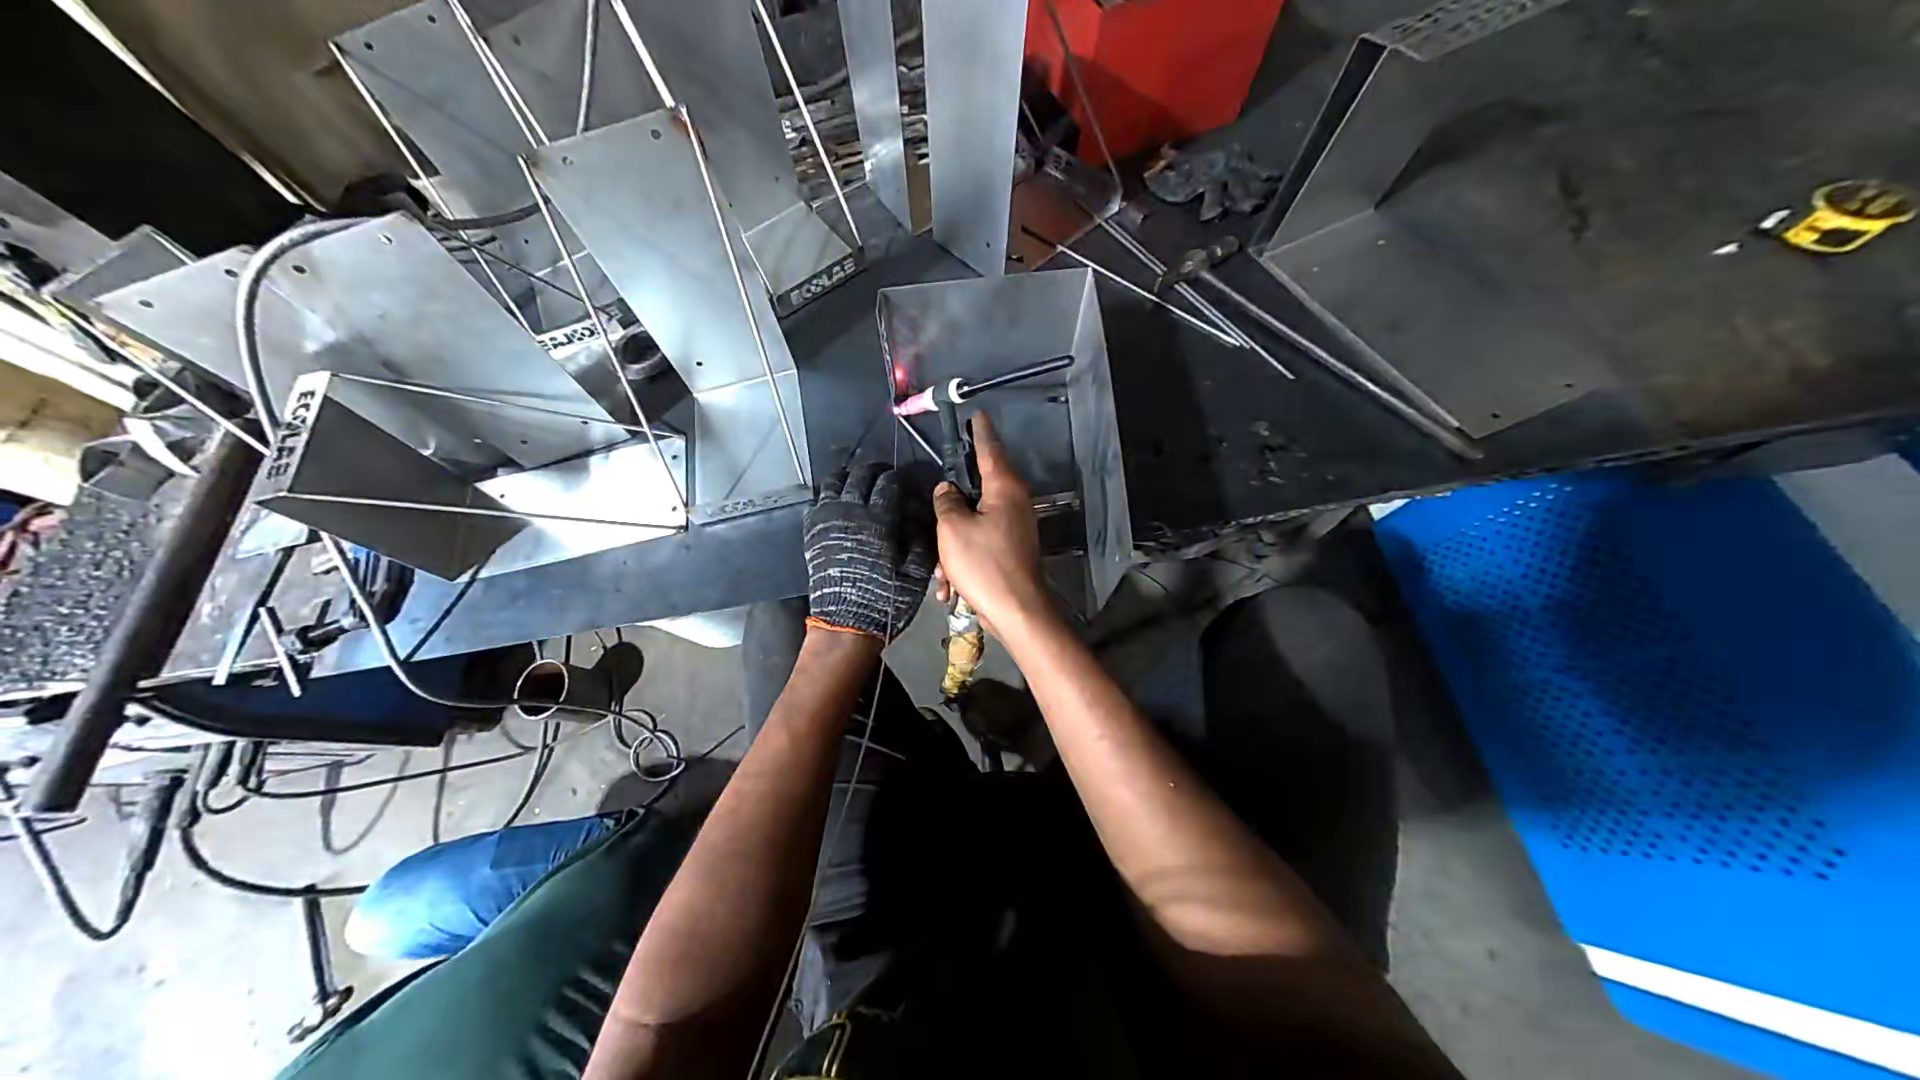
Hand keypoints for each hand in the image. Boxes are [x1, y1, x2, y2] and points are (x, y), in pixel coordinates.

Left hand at [803, 462, 935, 640]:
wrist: (847, 623)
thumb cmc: (886, 598)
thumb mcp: (917, 572)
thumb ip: (922, 538)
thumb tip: (923, 514)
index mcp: (879, 520)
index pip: (889, 483)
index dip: (899, 477)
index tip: (905, 479)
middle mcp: (851, 513)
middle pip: (861, 476)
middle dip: (875, 471)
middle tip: (884, 475)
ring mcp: (828, 521)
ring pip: (835, 482)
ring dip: (849, 477)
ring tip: (859, 481)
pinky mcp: (814, 533)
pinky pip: (818, 501)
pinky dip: (829, 494)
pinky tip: (838, 500)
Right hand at [931, 412, 1049, 631]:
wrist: (1017, 611)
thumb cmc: (984, 564)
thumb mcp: (953, 529)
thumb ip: (946, 502)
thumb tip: (947, 491)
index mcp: (1004, 488)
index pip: (989, 448)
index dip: (979, 431)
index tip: (976, 414)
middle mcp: (1014, 502)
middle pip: (978, 487)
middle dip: (952, 506)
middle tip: (937, 505)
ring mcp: (1014, 527)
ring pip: (974, 522)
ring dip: (952, 545)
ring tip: (943, 571)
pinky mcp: (1010, 550)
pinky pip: (980, 544)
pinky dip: (963, 561)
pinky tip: (951, 587)